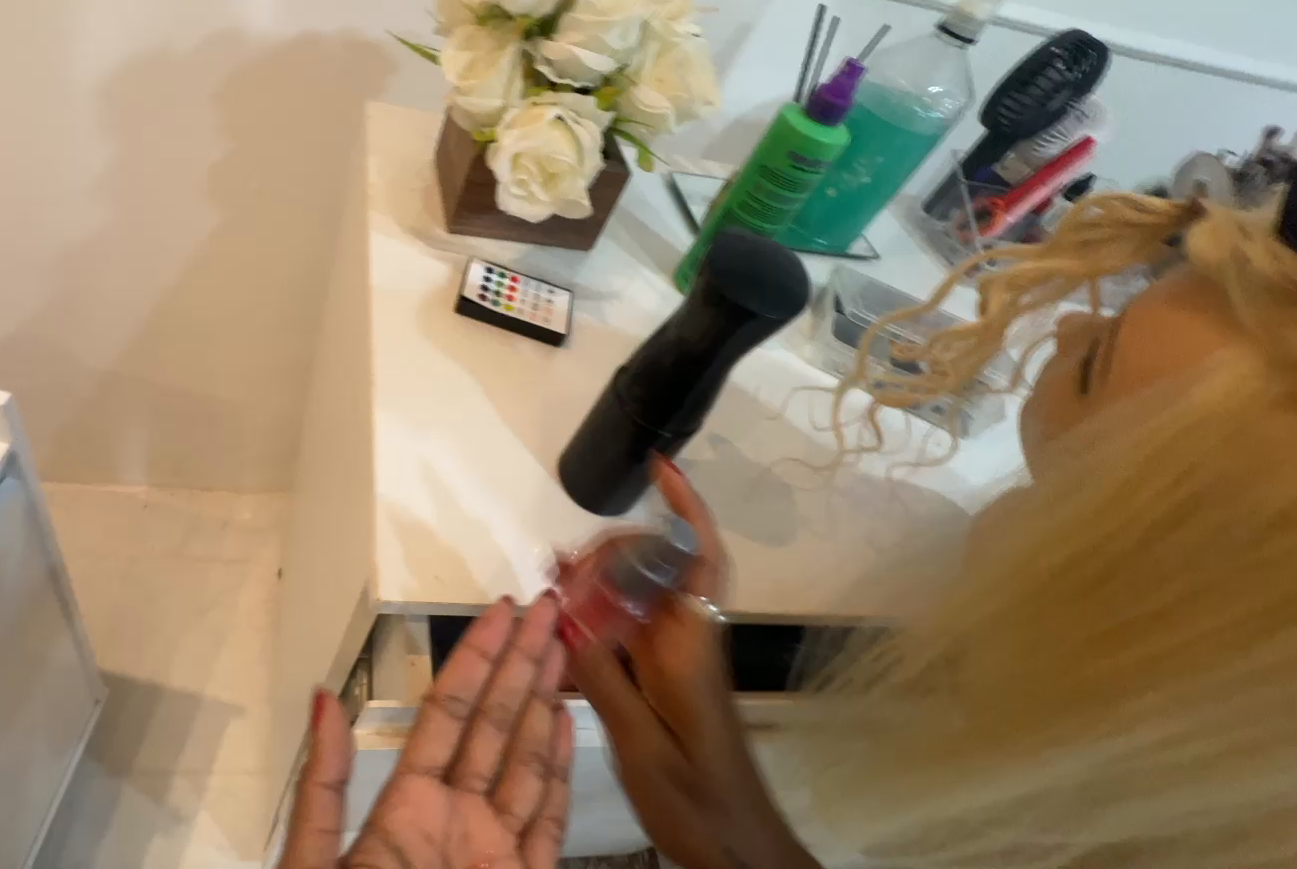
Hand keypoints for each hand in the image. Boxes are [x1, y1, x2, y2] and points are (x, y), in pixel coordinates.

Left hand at [279, 594, 573, 868]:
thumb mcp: (311, 868)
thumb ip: (322, 786)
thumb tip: (324, 695)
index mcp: (406, 807)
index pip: (449, 713)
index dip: (476, 660)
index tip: (500, 611)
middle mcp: (455, 817)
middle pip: (496, 724)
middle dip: (521, 663)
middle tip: (545, 608)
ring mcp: (494, 852)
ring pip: (527, 762)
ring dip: (544, 703)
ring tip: (560, 649)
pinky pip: (548, 823)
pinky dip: (560, 774)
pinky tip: (565, 727)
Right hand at [561, 456, 819, 868]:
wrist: (740, 850)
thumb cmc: (700, 800)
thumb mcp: (641, 743)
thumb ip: (603, 678)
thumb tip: (565, 618)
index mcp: (690, 642)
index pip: (699, 554)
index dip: (685, 504)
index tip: (660, 466)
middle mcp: (688, 636)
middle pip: (657, 564)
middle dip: (612, 548)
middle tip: (565, 562)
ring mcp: (678, 655)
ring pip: (641, 592)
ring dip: (601, 579)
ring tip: (556, 582)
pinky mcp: (667, 675)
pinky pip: (632, 627)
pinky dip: (600, 615)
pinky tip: (567, 628)